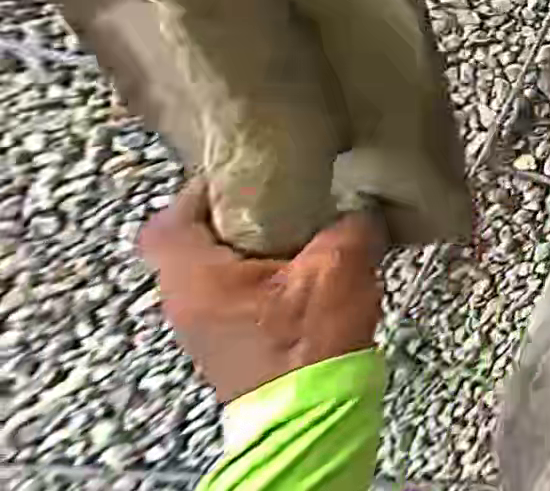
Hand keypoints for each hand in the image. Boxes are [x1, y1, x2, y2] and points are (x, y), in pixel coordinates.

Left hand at [139, 179, 386, 402]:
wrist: (312, 398)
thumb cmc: (311, 333)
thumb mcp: (341, 263)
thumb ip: (351, 222)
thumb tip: (362, 203)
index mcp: (198, 278)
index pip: (170, 223)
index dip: (202, 190)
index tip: (250, 168)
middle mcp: (189, 297)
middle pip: (202, 237)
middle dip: (247, 209)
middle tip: (297, 184)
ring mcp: (211, 317)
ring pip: (228, 258)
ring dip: (269, 235)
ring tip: (319, 215)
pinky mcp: (238, 327)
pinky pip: (249, 278)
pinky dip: (279, 258)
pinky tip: (321, 252)